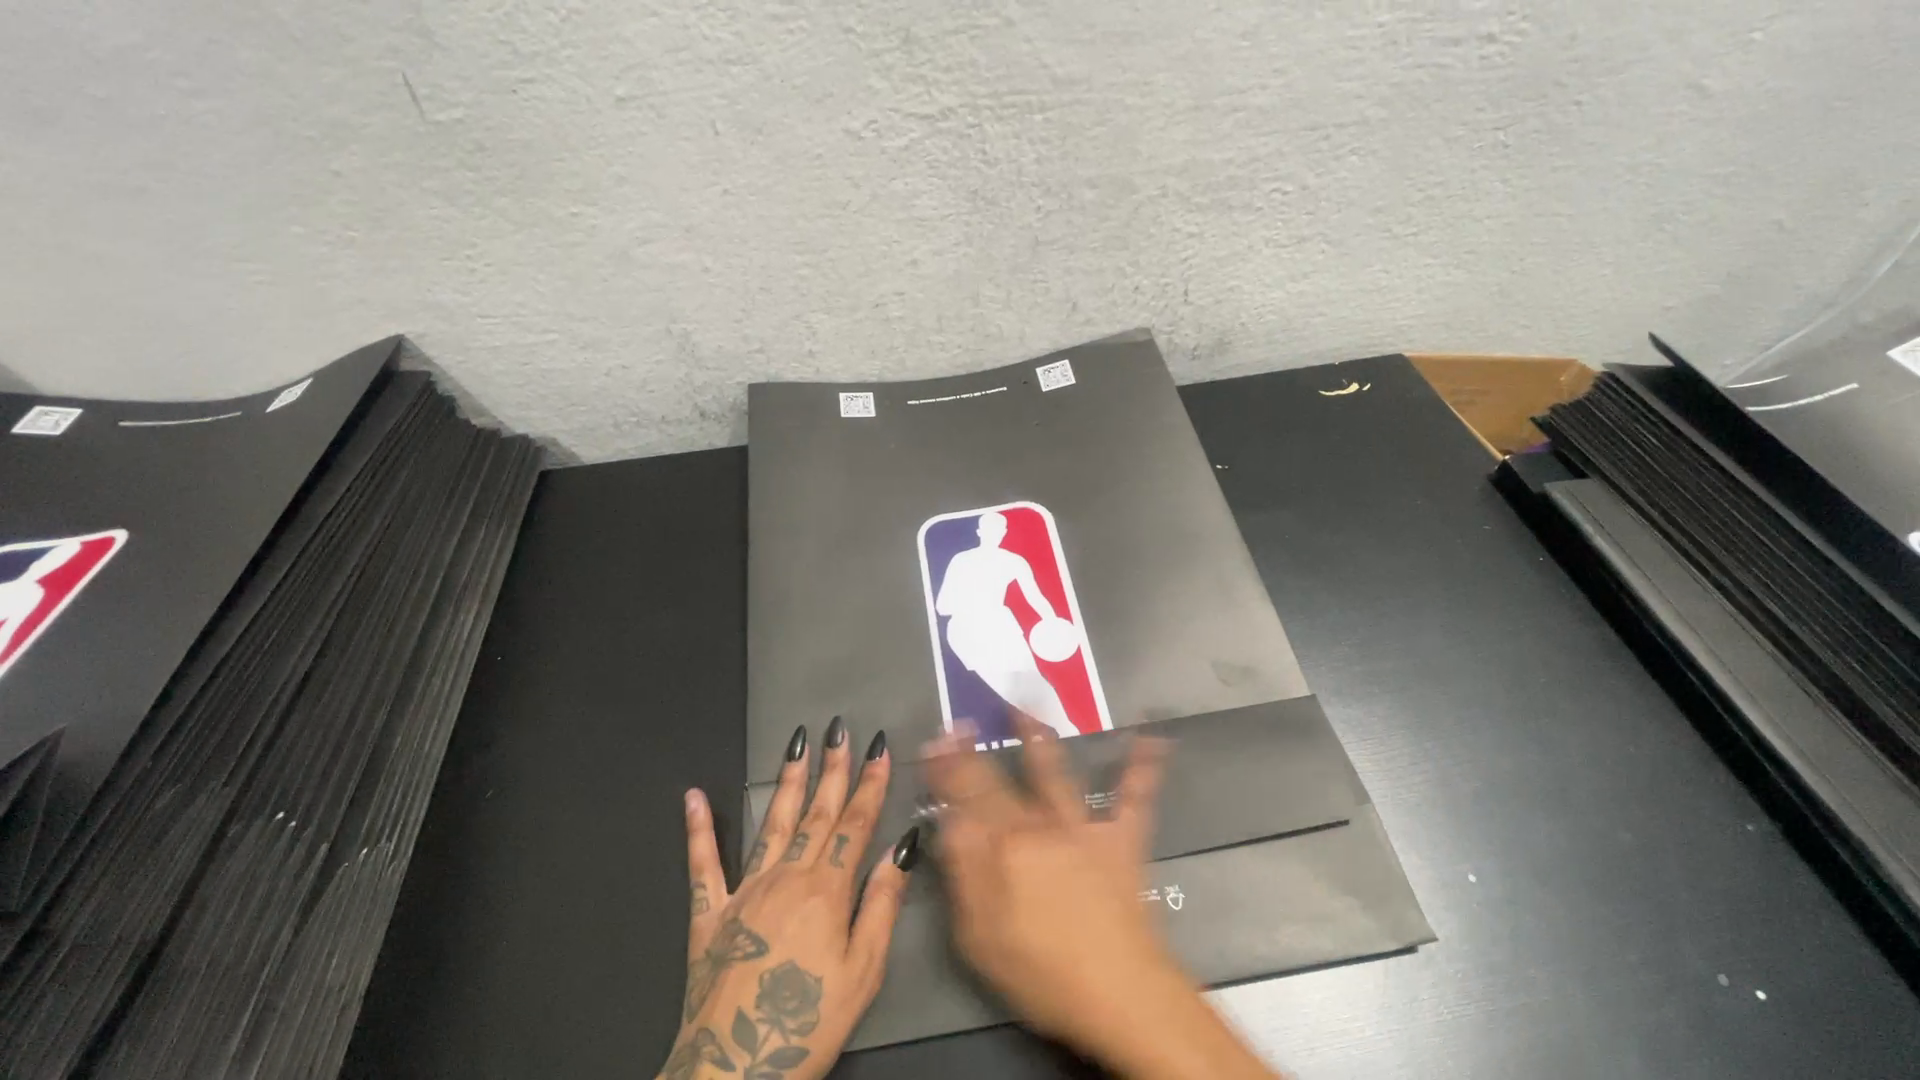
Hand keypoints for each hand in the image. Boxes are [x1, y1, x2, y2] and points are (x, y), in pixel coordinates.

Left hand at [662, 719, 920, 1079]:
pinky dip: (697, 828)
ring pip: (771, 824)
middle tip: (839, 730)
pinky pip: (702, 864)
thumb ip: (881, 906)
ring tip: (796, 744)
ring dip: (786, 782)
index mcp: (826, 892)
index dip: (869, 783)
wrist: (733, 1067)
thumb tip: (900, 850)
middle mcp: (786, 879)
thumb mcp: (863, 973)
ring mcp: (743, 891)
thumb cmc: (807, 1025)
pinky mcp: (708, 913)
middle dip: (831, 769)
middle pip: (816, 813)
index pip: (854, 825)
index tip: (878, 748)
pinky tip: (693, 796)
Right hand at [926, 714, 1282, 1079]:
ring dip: (1038, 738)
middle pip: (999, 782)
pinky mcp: (1122, 841)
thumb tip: (947, 823)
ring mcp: (1083, 829)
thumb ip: (962, 875)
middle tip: (960, 722)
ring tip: (1025, 708)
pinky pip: (1134, 798)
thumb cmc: (1040, 973)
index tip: (933, 742)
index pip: (964, 799)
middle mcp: (1039, 827)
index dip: (945, 769)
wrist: (1119, 992)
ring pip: (1055, 774)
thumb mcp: (978, 936)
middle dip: (973, 752)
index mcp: (1001, 850)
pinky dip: (1143, 767)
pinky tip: (1154, 738)